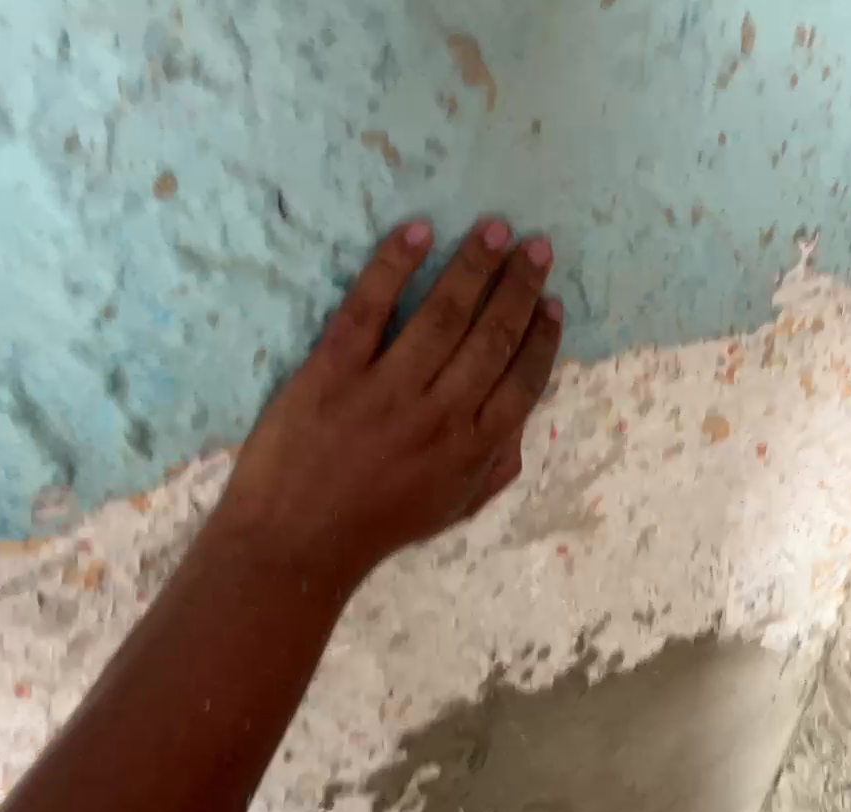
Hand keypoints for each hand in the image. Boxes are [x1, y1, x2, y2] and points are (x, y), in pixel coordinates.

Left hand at [207, 217, 561, 591]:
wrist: (298, 542)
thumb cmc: (381, 524)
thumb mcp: (456, 508)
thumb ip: (498, 465)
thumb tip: (522, 420)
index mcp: (475, 449)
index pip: (523, 381)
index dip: (542, 338)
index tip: (553, 302)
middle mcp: (442, 414)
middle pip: (491, 338)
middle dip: (519, 288)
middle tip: (536, 247)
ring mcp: (387, 390)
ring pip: (442, 315)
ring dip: (473, 267)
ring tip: (494, 231)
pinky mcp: (333, 371)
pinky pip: (368, 308)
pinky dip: (393, 266)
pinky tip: (418, 232)